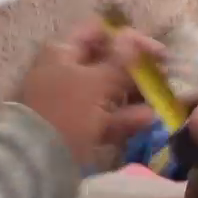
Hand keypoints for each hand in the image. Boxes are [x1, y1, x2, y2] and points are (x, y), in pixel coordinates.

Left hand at [15, 20, 158, 160]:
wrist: (34, 164)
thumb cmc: (66, 111)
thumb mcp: (96, 83)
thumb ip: (118, 61)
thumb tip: (130, 36)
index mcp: (63, 52)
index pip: (98, 32)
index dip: (128, 38)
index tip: (155, 51)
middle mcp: (65, 72)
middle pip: (105, 62)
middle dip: (135, 69)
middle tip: (163, 76)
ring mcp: (70, 102)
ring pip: (107, 92)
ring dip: (134, 95)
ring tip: (160, 99)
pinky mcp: (76, 129)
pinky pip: (103, 117)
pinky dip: (124, 117)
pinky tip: (148, 120)